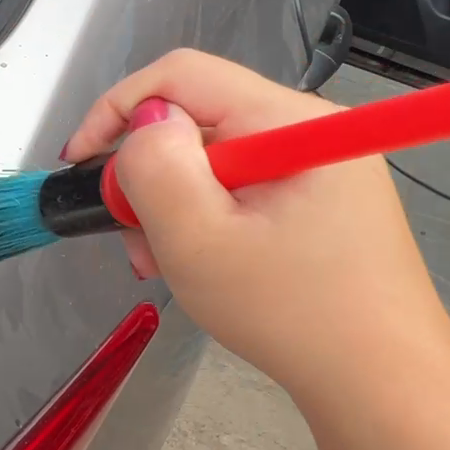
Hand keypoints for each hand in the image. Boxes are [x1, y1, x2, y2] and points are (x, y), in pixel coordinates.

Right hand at [62, 49, 449, 405]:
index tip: (76, 165)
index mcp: (285, 122)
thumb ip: (157, 171)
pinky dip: (193, 218)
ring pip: (202, 158)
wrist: (373, 373)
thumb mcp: (198, 241)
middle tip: (130, 238)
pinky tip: (193, 260)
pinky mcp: (309, 195)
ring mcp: (310, 162)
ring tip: (162, 261)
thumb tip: (141, 126)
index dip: (113, 110)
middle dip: (141, 173)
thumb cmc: (286, 309)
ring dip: (163, 204)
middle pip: (189, 119)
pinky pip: (228, 186)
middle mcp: (303, 127)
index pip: (179, 76)